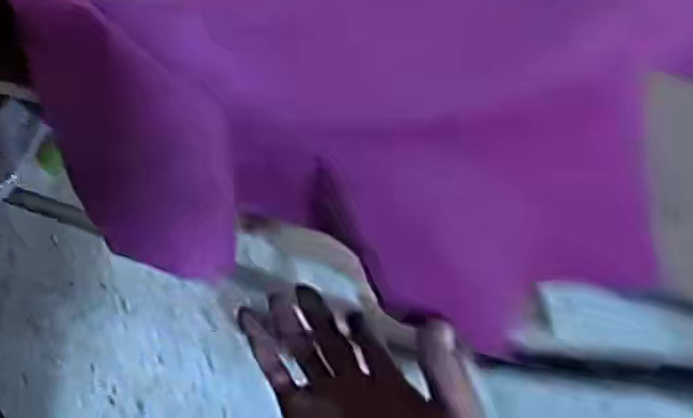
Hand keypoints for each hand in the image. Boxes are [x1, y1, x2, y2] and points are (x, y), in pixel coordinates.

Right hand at [238, 287, 484, 417]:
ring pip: (300, 351)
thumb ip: (444, 374)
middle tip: (301, 287)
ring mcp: (323, 399)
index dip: (358, 324)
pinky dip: (259, 343)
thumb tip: (438, 321)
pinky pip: (274, 371)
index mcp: (391, 391)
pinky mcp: (297, 409)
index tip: (348, 300)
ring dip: (286, 322)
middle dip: (315, 315)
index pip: (370, 347)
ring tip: (275, 295)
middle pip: (329, 343)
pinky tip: (248, 316)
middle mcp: (353, 389)